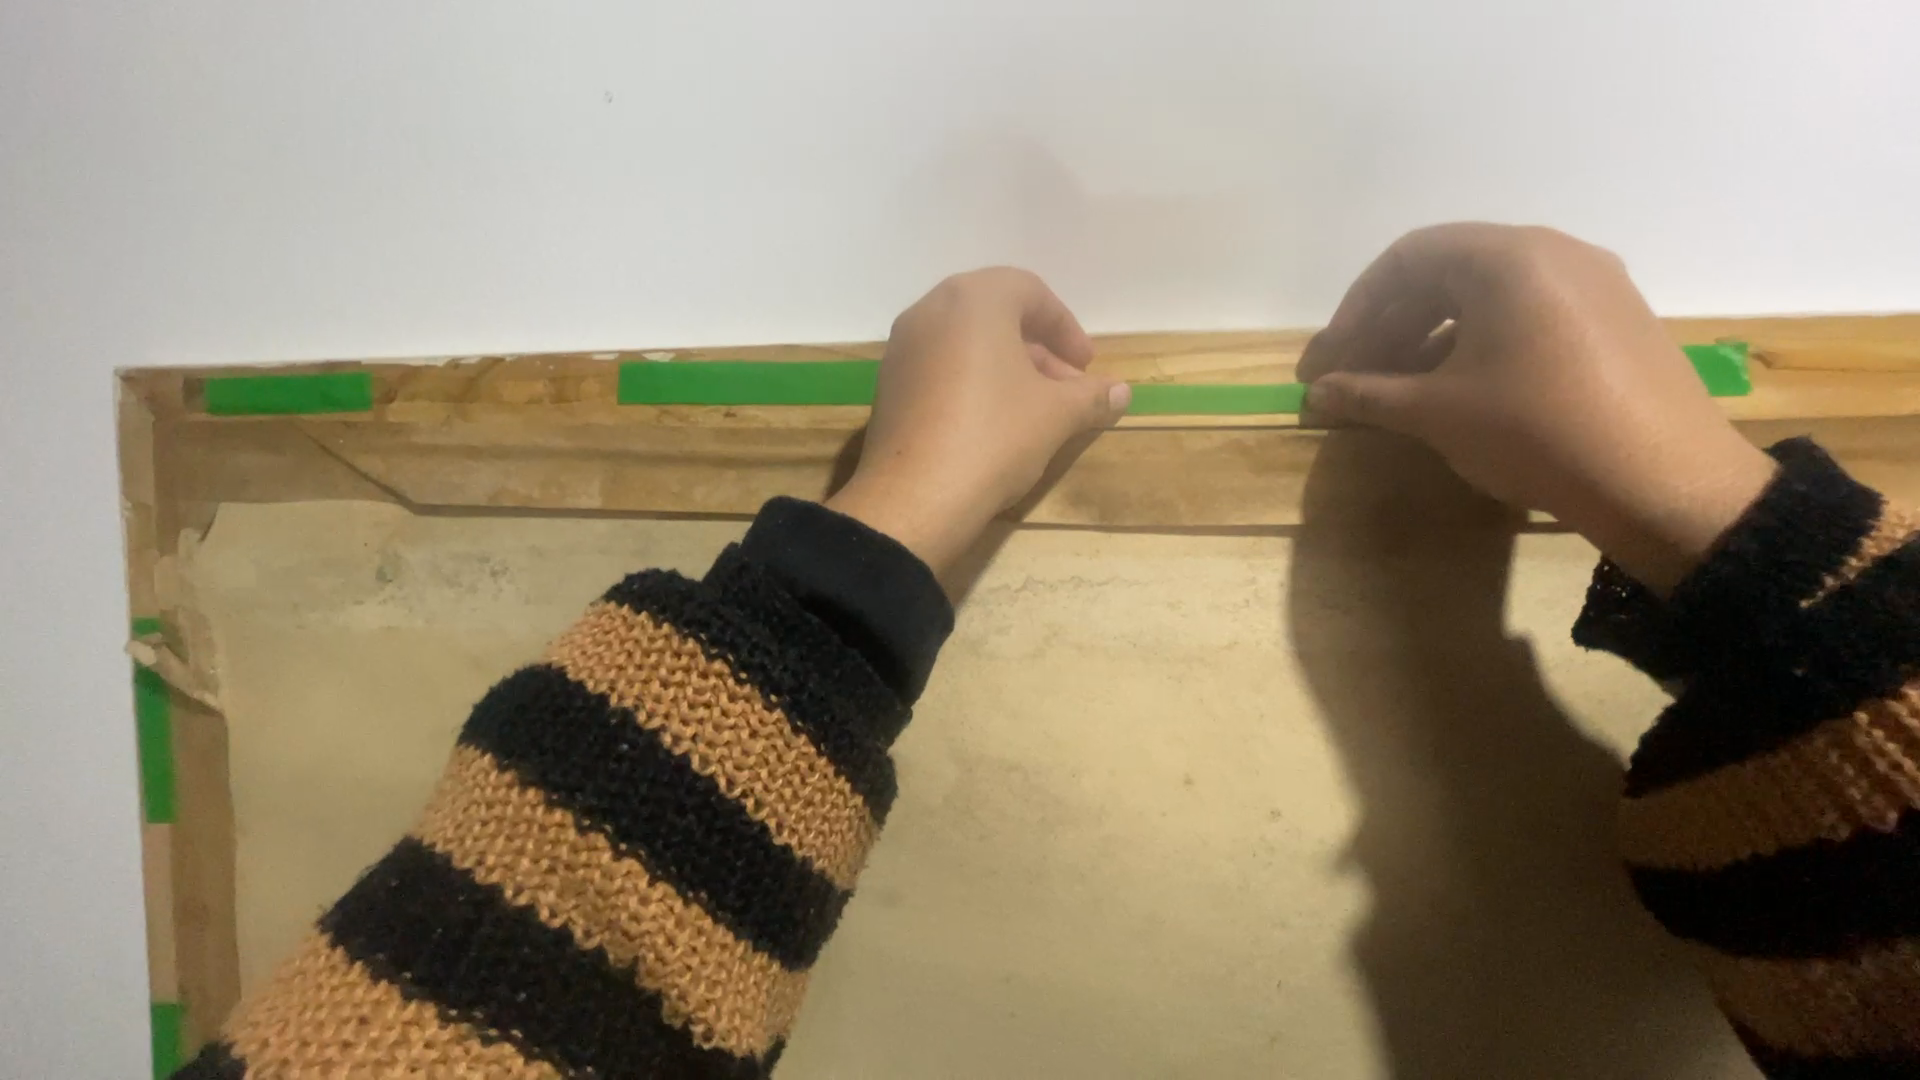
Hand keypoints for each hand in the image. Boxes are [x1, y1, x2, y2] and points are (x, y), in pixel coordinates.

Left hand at [826, 267, 1131, 577]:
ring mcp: (902, 350)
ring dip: (1007, 369)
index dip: (1066, 328)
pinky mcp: (889, 388)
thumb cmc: (993, 437)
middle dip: (1039, 351)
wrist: (915, 498)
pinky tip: (992, 426)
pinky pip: (940, 370)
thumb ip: (1091, 396)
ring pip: (966, 345)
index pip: (1030, 292)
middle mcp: (929, 312)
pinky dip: (972, 384)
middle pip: (996, 316)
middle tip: (1067, 389)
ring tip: (1035, 412)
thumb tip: (1121, 393)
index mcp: (972, 300)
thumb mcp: (1056, 415)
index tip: (1087, 365)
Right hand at [1298, 223, 1775, 592]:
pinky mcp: (1609, 321)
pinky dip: (1470, 345)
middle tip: (1349, 377)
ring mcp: (1590, 286)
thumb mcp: (1434, 412)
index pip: (1407, 258)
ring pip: (1481, 298)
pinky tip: (1449, 390)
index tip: (1330, 357)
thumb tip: (1317, 392)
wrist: (1662, 482)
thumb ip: (1366, 393)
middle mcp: (1553, 255)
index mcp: (1509, 259)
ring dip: (1423, 338)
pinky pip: (1520, 316)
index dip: (1355, 307)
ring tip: (1391, 389)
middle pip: (1443, 274)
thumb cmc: (1534, 430)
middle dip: (1385, 325)